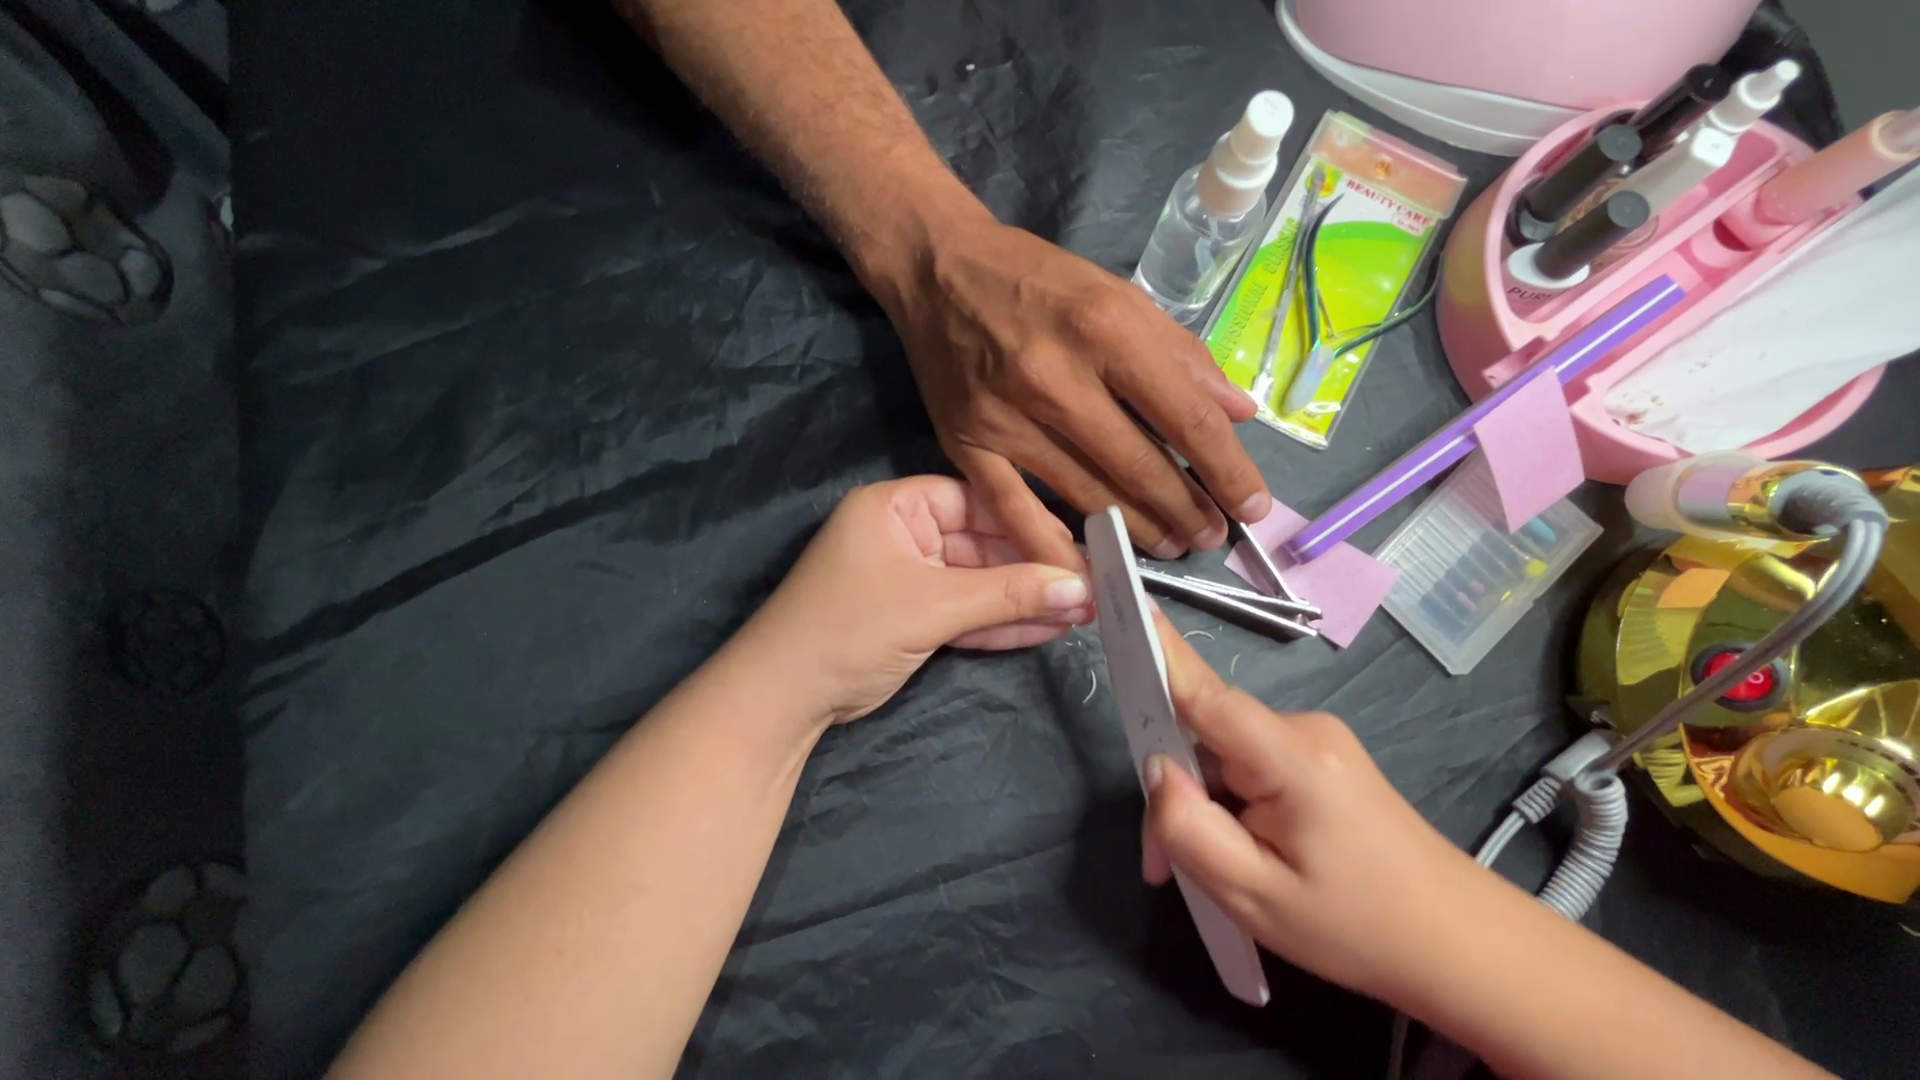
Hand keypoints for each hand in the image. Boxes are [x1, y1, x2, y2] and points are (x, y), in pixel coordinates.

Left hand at [742, 475, 1094, 724]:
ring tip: (1087, 611)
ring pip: (980, 584)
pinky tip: (1051, 627)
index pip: (975, 500)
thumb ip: (1007, 594)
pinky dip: (1003, 623)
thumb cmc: (849, 628)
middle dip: (1034, 571)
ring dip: (1026, 601)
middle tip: (1093, 585)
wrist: (785, 698)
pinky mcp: (916, 619)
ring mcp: (911, 580)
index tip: (1079, 545)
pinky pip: (968, 614)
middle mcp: (904, 535)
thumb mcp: (932, 605)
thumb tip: (1080, 588)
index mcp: (894, 507)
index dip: (1027, 522)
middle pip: (983, 545)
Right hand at [870, 214, 1270, 567]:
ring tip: (1170, 546)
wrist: (938, 269)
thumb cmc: (1036, 278)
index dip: (1227, 470)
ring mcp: (1005, 418)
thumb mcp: (1118, 292)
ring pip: (1086, 494)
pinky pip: (1014, 511)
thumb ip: (1180, 354)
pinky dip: (1053, 548)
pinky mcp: (967, 445)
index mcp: (1105, 330)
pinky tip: (1088, 571)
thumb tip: (1236, 412)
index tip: (1253, 505)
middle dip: (1186, 510)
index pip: (1186, 417)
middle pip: (1139, 466)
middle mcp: (1056, 379)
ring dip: (1137, 530)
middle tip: (1211, 536)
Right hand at [1138, 616, 1487, 1004]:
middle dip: (1175, 791)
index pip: (1206, 692)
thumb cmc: (1359, 928)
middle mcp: (1303, 729)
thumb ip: (1190, 829)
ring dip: (1203, 806)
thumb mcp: (1256, 896)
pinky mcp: (1318, 759)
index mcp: (1291, 756)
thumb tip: (1157, 769)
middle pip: (1204, 735)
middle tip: (1163, 865)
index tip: (1123, 602)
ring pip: (1222, 756)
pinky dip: (1229, 805)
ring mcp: (1315, 740)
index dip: (1160, 650)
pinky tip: (1238, 853)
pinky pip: (1248, 768)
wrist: (1462, 948)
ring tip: (1208, 873)